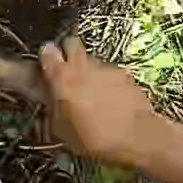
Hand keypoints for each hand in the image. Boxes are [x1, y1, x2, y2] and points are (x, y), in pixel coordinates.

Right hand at [38, 36, 162, 165]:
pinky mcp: (125, 75)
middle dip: (66, 51)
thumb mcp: (61, 130)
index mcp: (62, 77)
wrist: (136, 138)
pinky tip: (110, 99)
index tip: (45, 66)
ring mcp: (106, 68)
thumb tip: (49, 101)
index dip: (45, 57)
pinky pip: (110, 73)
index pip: (47, 52)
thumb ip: (52, 108)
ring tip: (90, 92)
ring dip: (88, 69)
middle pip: (71, 43)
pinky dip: (107, 81)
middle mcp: (83, 66)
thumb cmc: (93, 138)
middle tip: (66, 70)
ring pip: (91, 59)